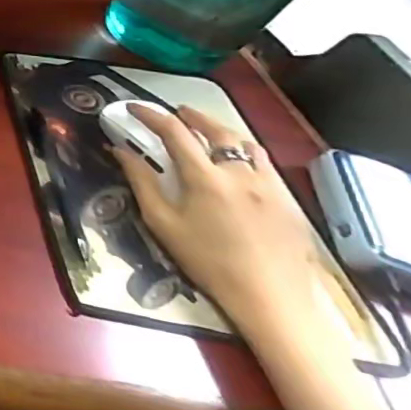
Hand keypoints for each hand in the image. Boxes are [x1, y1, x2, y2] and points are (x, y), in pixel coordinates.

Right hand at [109, 104, 330, 337]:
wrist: (272, 301)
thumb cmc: (208, 263)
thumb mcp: (163, 224)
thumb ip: (141, 182)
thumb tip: (121, 151)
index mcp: (205, 178)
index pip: (174, 132)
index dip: (151, 115)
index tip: (135, 108)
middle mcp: (240, 174)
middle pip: (217, 130)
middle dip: (194, 116)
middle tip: (178, 112)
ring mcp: (270, 186)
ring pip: (247, 145)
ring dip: (223, 132)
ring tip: (209, 132)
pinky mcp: (290, 202)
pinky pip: (266, 166)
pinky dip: (246, 154)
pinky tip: (239, 165)